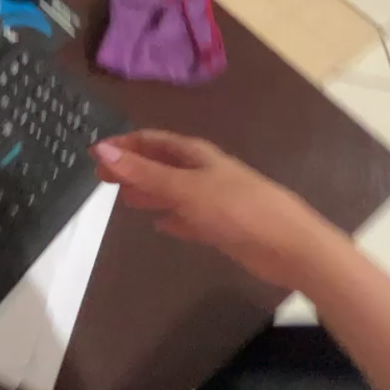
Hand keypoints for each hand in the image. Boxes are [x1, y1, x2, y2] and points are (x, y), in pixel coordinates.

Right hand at [91, 130, 342, 289]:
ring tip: (124, 199)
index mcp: (195, 155)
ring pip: (172, 191)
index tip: (96, 153)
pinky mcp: (222, 226)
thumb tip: (100, 150)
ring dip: (148, 192)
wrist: (293, 248)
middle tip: (101, 178)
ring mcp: (213, 199)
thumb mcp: (185, 188)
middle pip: (159, 164)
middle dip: (131, 168)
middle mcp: (202, 172)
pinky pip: (188, 218)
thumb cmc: (238, 209)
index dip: (123, 144)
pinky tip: (158, 225)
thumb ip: (142, 172)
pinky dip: (171, 217)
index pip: (151, 140)